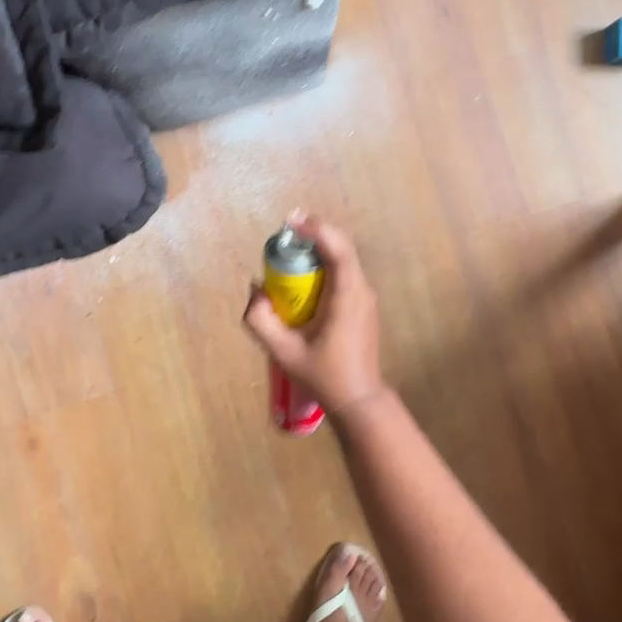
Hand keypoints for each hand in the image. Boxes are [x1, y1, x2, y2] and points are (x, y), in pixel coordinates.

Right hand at [244, 214, 385, 415]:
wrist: (358, 399)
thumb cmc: (324, 376)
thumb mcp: (283, 352)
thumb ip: (262, 320)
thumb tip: (255, 289)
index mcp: (347, 296)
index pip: (338, 250)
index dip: (317, 231)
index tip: (292, 223)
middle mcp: (362, 290)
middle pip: (342, 248)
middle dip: (315, 235)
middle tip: (288, 232)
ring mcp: (365, 297)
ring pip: (344, 259)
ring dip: (320, 249)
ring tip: (292, 250)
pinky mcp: (363, 305)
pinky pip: (344, 273)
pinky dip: (325, 265)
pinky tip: (305, 276)